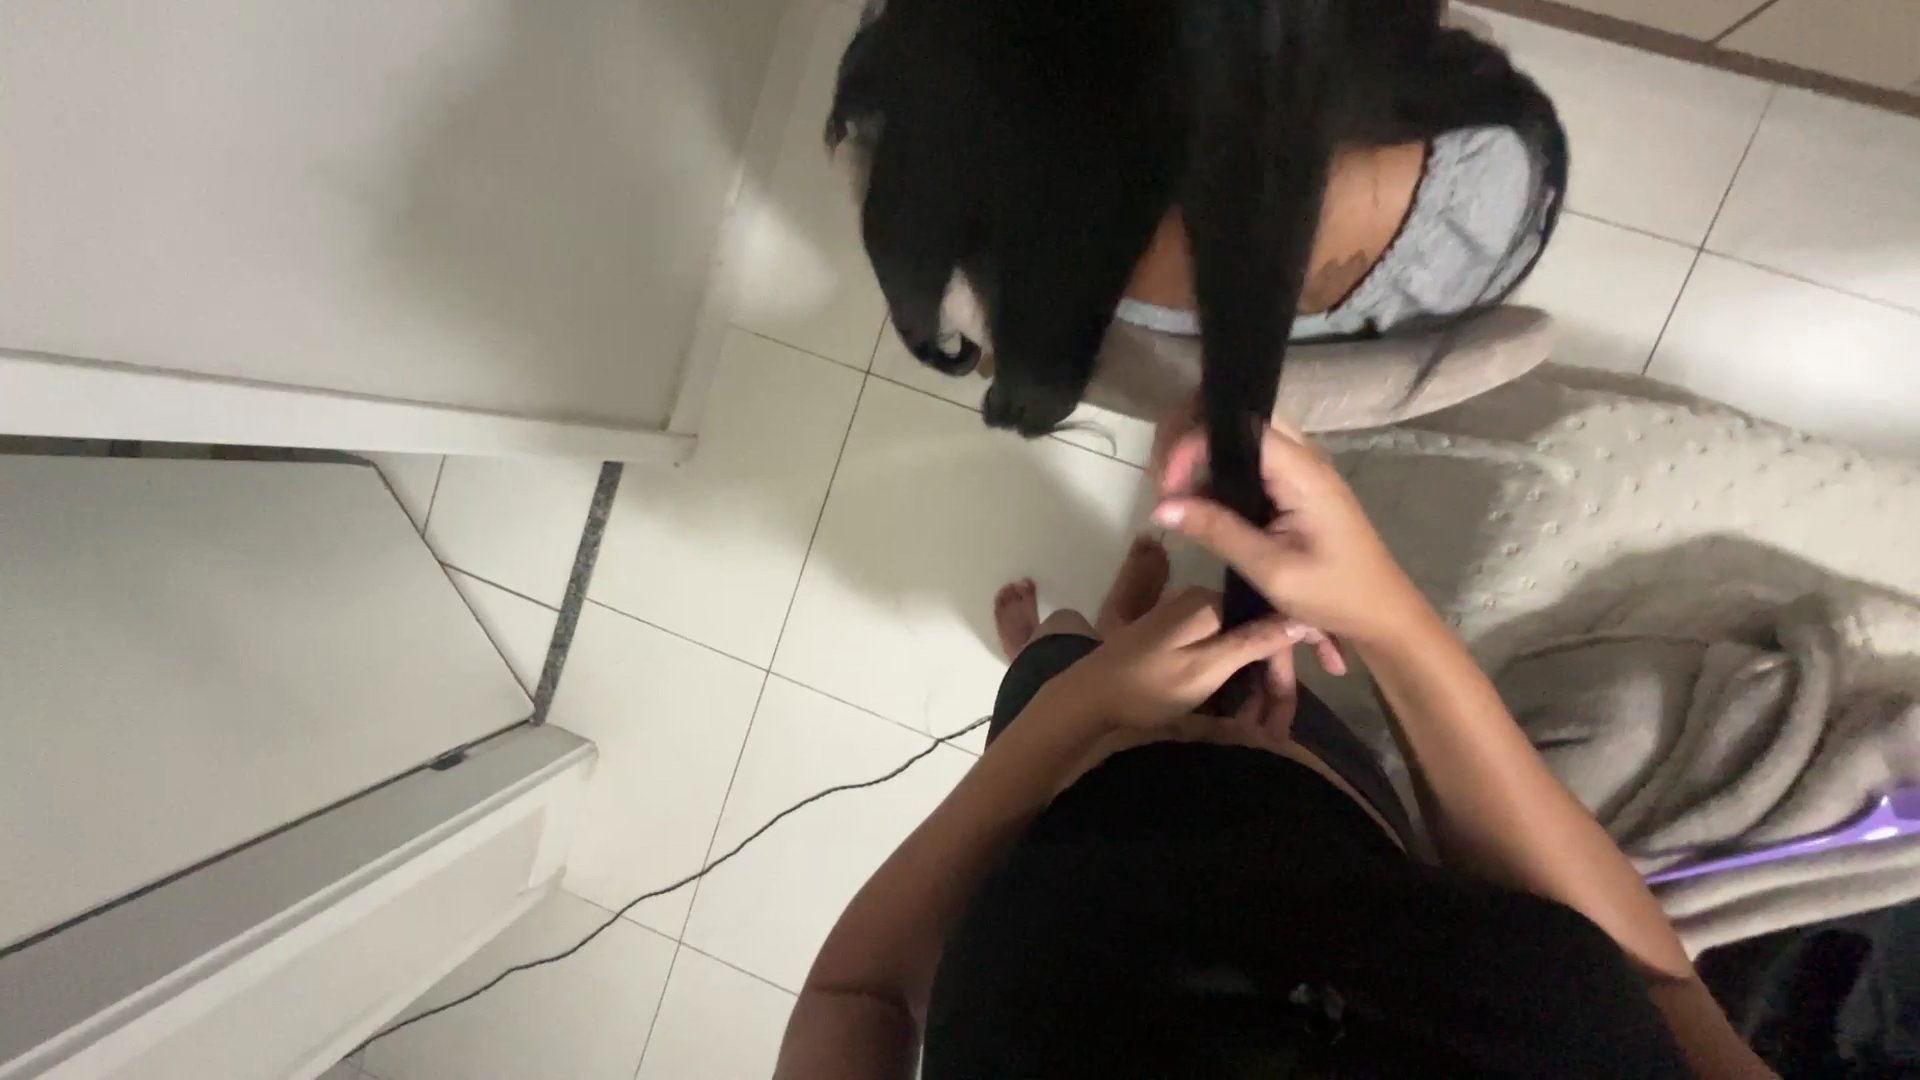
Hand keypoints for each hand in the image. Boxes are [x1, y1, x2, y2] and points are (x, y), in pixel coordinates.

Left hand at [1045, 586, 1303, 729]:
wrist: (1087, 698)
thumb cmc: (1147, 686)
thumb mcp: (1206, 668)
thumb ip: (1252, 641)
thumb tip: (1299, 616)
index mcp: (1209, 603)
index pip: (1270, 630)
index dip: (1283, 675)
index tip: (1284, 719)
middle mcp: (1198, 603)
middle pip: (1252, 644)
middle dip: (1266, 690)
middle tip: (1271, 735)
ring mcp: (1183, 621)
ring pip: (1234, 655)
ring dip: (1247, 694)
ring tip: (1250, 734)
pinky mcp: (1173, 640)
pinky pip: (1213, 659)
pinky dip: (1225, 687)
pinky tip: (1230, 718)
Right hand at [1152, 423, 1431, 646]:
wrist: (1383, 616)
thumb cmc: (1335, 595)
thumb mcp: (1271, 570)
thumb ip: (1217, 532)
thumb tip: (1161, 508)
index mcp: (1303, 473)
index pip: (1238, 428)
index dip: (1194, 444)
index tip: (1168, 486)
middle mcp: (1303, 460)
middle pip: (1239, 422)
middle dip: (1193, 440)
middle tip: (1167, 483)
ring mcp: (1300, 472)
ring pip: (1241, 441)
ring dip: (1204, 458)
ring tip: (1175, 495)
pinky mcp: (1295, 489)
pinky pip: (1249, 464)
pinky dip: (1218, 475)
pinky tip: (1198, 505)